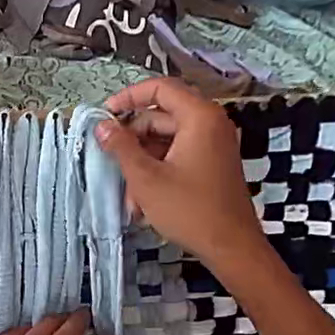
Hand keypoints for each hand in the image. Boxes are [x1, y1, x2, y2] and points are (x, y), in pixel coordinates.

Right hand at [96, 77, 268, 275]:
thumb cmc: (190, 210)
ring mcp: (214, 144)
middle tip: (111, 157)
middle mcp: (211, 123)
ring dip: (143, 160)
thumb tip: (102, 126)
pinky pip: (179, 154)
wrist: (232, 247)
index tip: (106, 115)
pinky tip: (143, 198)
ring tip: (129, 193)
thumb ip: (121, 147)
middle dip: (133, 138)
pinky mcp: (213, 163)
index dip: (129, 97)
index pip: (160, 88)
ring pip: (167, 139)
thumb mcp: (146, 178)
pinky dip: (159, 169)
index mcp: (199, 117)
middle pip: (162, 115)